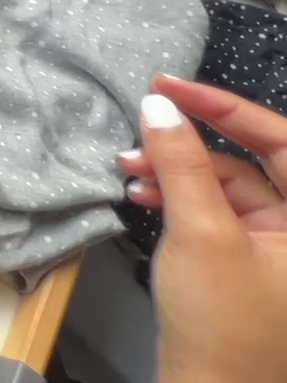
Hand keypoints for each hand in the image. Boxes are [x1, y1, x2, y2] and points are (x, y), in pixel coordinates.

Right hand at [115, 75, 286, 381]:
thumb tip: (157, 104)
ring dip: (173, 169)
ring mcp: (281, 243)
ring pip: (228, 180)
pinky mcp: (252, 253)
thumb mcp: (200, 233)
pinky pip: (216, 204)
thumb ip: (182, 165)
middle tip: (139, 119)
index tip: (163, 85)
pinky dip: (176, 193)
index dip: (227, 108)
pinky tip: (142, 197)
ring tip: (127, 173)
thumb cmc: (224, 314)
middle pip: (258, 160)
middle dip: (192, 139)